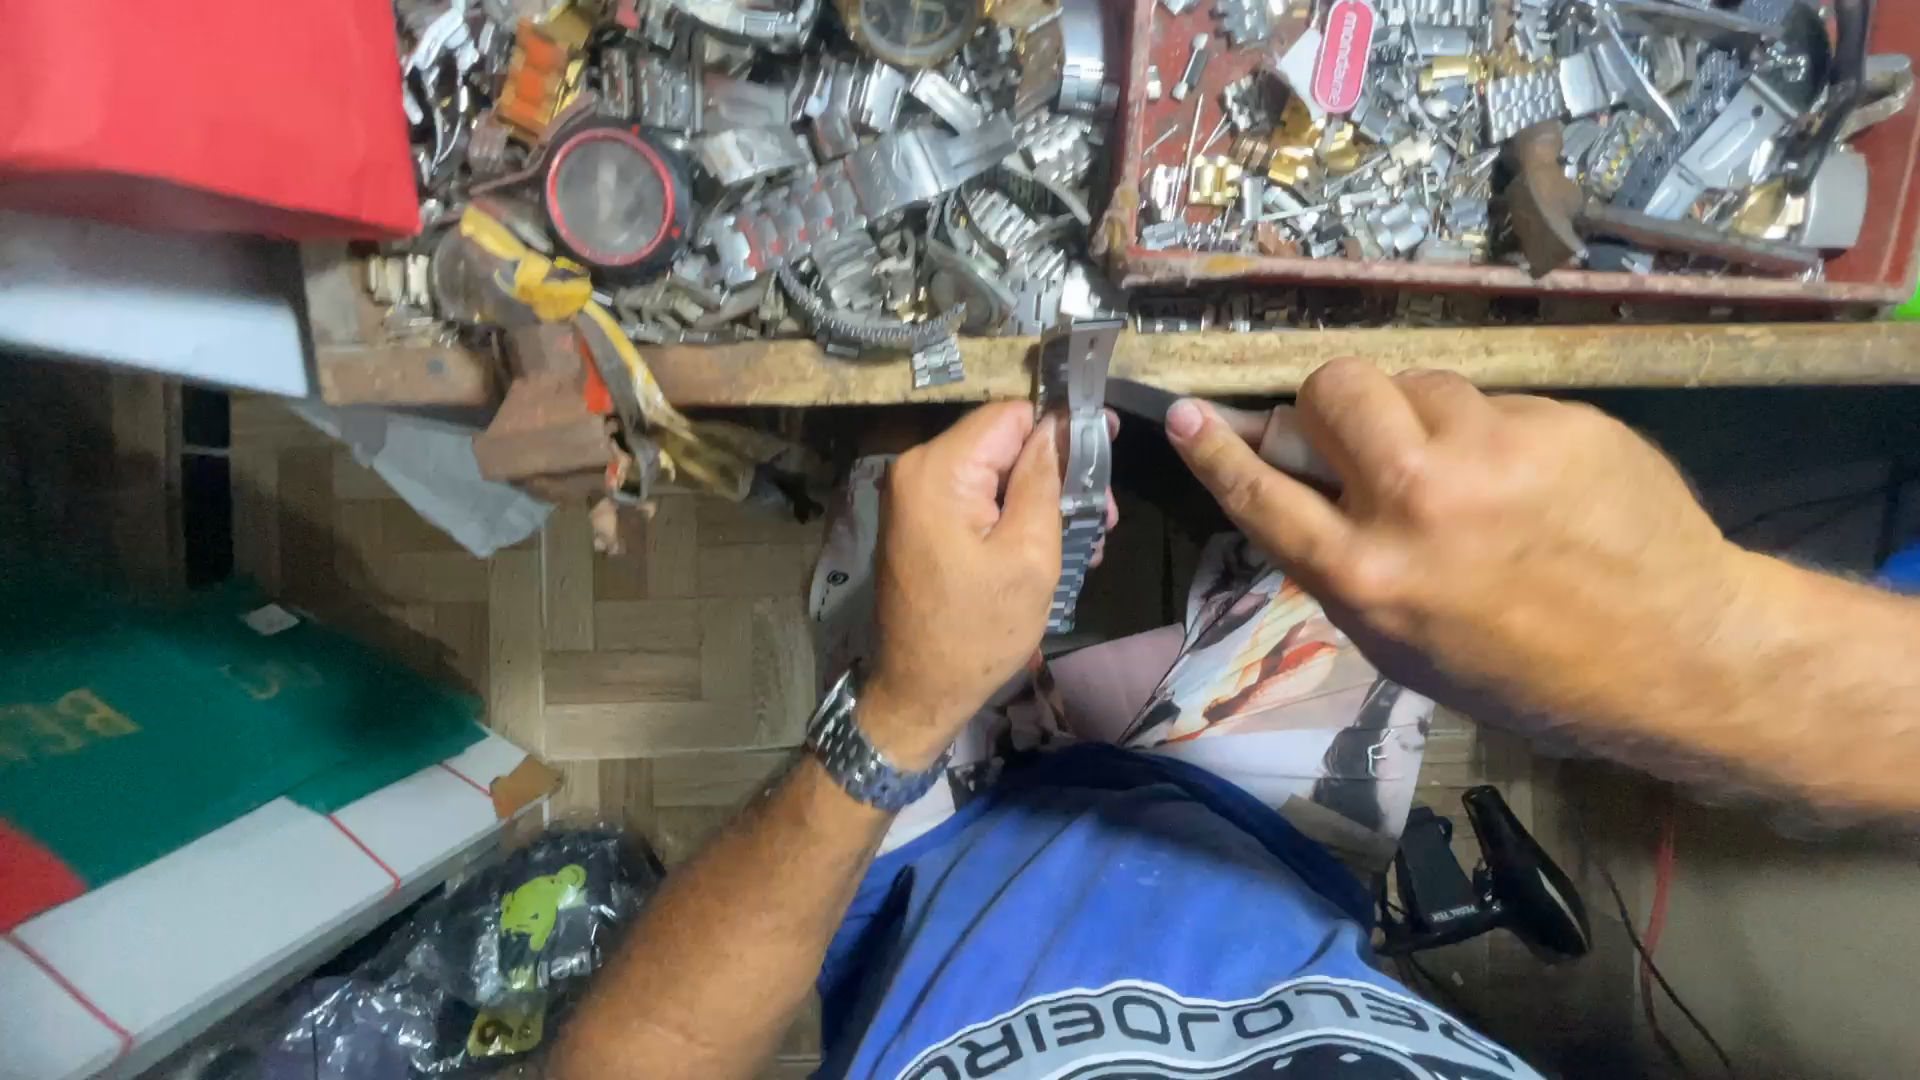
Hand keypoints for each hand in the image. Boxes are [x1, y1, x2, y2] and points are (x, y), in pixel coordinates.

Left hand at [863, 404, 1067, 768]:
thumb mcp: (1030, 554)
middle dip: (1054, 472)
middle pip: (1000, 442)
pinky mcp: (917, 520)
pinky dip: (1010, 515)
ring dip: (1038, 498)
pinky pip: (973, 498)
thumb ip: (1043, 480)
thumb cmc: (979, 631)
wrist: (920, 689)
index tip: (1105, 450)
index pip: (1010, 415)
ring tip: (1083, 540)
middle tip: (1101, 515)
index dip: (1061, 428)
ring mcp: (912, 496)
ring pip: (991, 472)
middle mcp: (915, 469)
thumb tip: (1058, 426)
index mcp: (939, 470)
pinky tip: (1047, 547)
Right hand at [1165, 359, 1744, 733]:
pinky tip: (1518, 474)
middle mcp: (1413, 502)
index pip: (1261, 493)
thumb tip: (1298, 487)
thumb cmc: (1506, 667)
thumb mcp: (1389, 638)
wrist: (1674, 654)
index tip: (1184, 414)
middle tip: (1355, 434)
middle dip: (1329, 402)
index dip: (1215, 450)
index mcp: (1362, 573)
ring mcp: (1492, 453)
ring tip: (1454, 463)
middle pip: (1334, 389)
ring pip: (1411, 382)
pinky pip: (1484, 399)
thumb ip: (1332, 559)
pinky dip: (1479, 428)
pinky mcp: (1558, 423)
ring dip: (1410, 415)